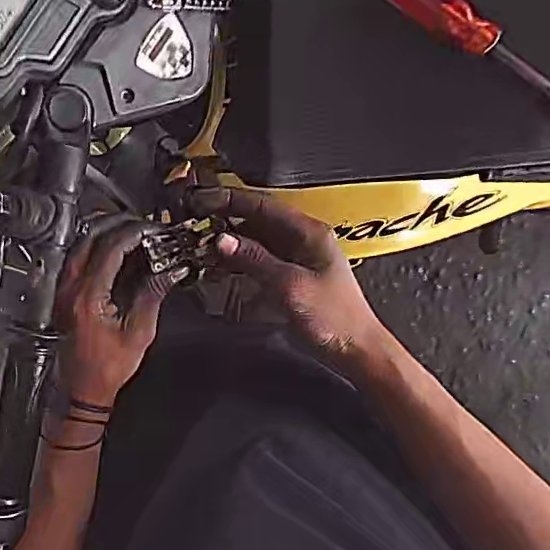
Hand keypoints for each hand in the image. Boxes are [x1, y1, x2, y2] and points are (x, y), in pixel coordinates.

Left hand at [56, 218, 188, 406]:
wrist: (83, 390)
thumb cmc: (107, 369)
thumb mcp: (139, 332)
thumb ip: (152, 295)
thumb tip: (170, 270)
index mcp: (89, 297)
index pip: (110, 249)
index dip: (133, 233)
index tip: (151, 230)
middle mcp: (71, 290)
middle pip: (90, 239)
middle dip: (118, 225)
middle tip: (142, 225)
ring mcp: (64, 292)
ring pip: (80, 246)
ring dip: (104, 234)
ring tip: (130, 233)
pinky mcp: (64, 297)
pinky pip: (76, 260)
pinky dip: (95, 248)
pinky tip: (112, 252)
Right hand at [188, 187, 394, 367]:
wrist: (354, 349)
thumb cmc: (335, 318)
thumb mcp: (291, 285)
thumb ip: (256, 259)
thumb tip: (223, 240)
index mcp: (309, 233)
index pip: (263, 204)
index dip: (230, 199)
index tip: (203, 200)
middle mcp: (301, 240)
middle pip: (256, 220)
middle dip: (224, 220)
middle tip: (195, 223)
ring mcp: (294, 258)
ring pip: (254, 241)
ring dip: (228, 243)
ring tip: (200, 246)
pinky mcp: (288, 277)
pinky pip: (257, 260)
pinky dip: (237, 261)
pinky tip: (219, 266)